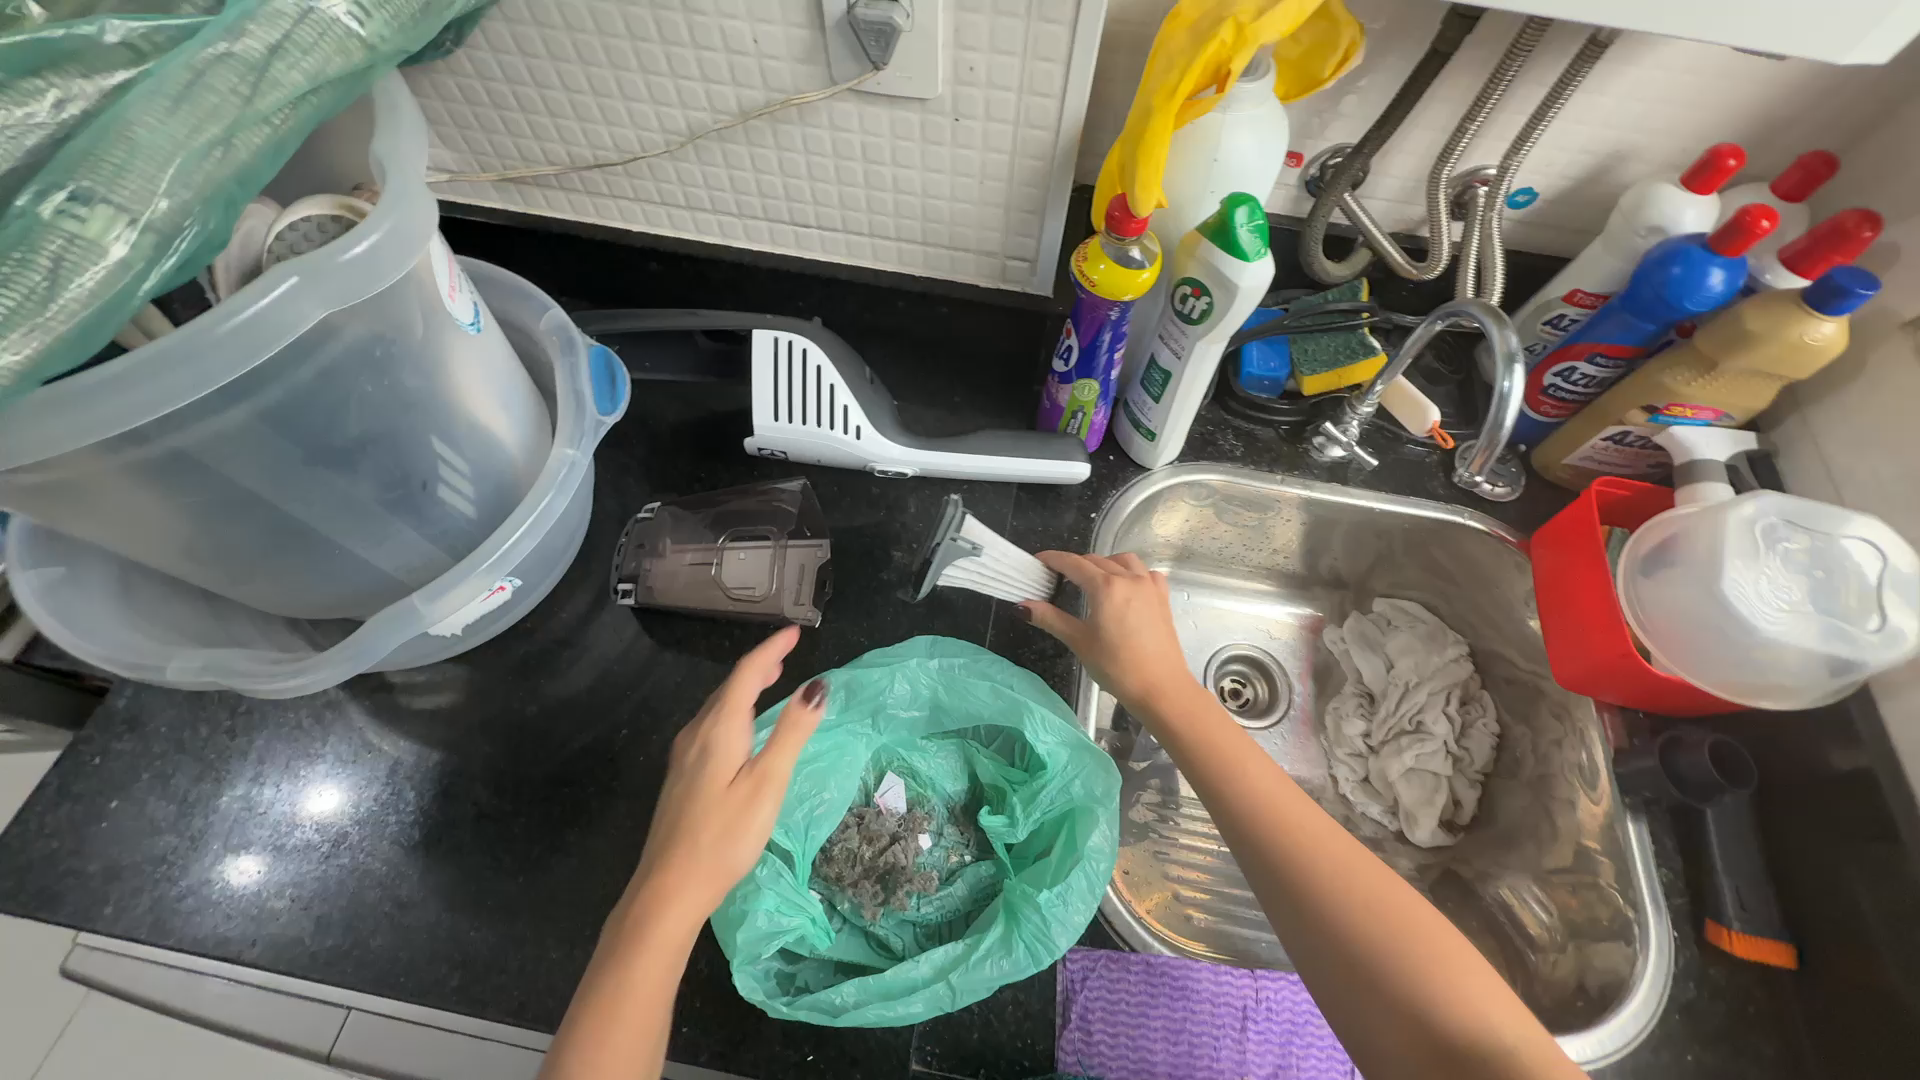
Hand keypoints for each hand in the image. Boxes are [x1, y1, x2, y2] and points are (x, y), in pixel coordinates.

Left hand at [623, 625, 826, 931]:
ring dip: (746, 688)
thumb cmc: (725, 835)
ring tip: (771, 681)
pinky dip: (735, 711)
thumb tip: (817, 685)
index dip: (772, 649)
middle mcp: (697, 733)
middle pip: (730, 687)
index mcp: (719, 728)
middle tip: (787, 654)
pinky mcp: (682, 776)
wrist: (668, 889)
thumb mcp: (768, 783)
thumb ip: (792, 732)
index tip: (796, 631)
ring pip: (718, 707)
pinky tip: (743, 728)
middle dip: (760, 666)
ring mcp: (684, 755)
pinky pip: (712, 725)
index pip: (747, 673)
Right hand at [1020, 552, 1199, 715]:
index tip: (1038, 561)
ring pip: (1123, 560)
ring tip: (1092, 580)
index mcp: (1106, 587)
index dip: (1053, 559)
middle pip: (1096, 560)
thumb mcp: (1079, 641)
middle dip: (1075, 564)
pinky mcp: (1162, 597)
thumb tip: (1021, 606)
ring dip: (1104, 563)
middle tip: (1059, 578)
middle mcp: (1129, 578)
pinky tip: (1125, 587)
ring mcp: (1149, 585)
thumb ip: (1050, 618)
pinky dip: (1130, 572)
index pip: (1073, 563)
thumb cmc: (1116, 667)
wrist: (1161, 688)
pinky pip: (1145, 572)